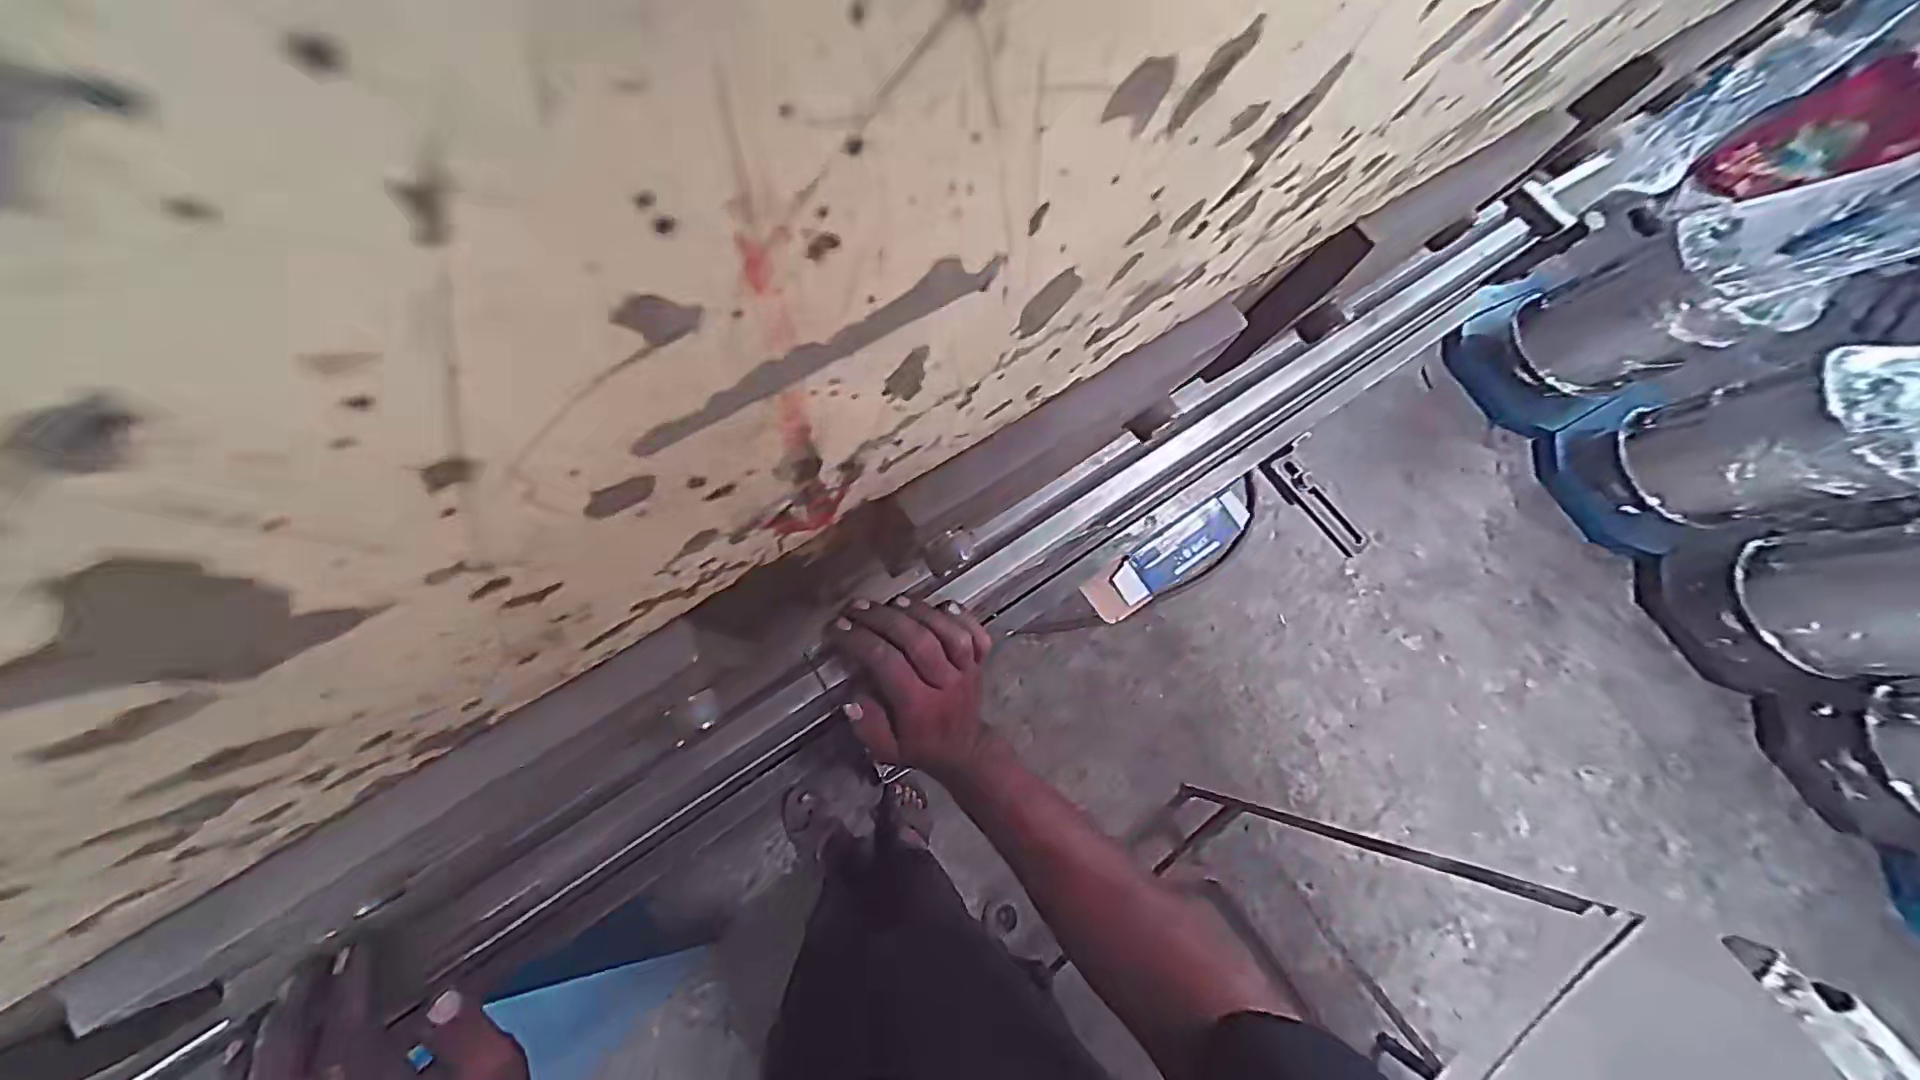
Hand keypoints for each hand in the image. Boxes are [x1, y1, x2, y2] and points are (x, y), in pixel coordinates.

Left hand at [228, 944, 527, 1079]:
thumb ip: (475, 1038)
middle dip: (300, 1007)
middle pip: (290, 1059)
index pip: (349, 1031)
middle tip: (314, 966)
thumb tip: (445, 993)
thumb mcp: (499, 1078)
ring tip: (274, 1008)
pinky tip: (244, 1060)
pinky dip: (240, 1079)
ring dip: (260, 1045)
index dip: (351, 985)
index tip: (359, 949)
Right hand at [829, 597, 998, 781]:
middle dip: (884, 619)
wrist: (964, 750)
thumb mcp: (886, 749)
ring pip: (948, 632)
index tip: (839, 628)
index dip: (862, 641)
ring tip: (893, 600)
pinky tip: (942, 604)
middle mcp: (946, 684)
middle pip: (918, 641)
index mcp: (918, 706)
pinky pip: (976, 634)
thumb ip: (867, 726)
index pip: (888, 664)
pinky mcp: (981, 662)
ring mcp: (967, 670)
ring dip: (920, 611)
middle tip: (856, 607)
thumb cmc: (919, 745)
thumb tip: (852, 699)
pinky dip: (962, 616)